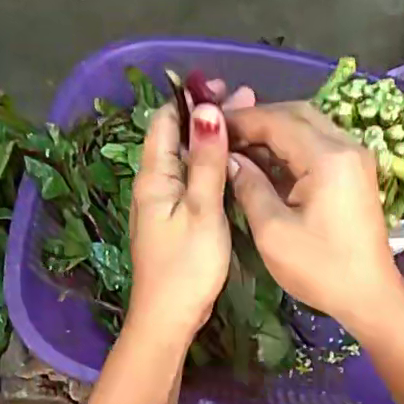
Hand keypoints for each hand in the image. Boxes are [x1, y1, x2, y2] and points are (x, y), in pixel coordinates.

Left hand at [126, 83, 251, 342]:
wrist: (170, 317)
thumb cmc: (187, 265)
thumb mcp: (202, 210)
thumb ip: (206, 161)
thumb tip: (208, 110)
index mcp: (154, 176)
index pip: (165, 121)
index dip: (191, 100)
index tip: (225, 86)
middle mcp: (154, 184)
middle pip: (178, 139)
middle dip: (208, 118)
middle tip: (248, 100)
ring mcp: (164, 205)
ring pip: (188, 161)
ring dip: (213, 141)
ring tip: (249, 125)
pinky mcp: (176, 222)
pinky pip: (193, 182)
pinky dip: (213, 167)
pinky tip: (235, 166)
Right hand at [225, 102, 403, 325]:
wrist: (370, 296)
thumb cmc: (321, 269)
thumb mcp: (273, 232)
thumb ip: (249, 186)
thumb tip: (229, 158)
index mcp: (329, 158)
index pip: (277, 121)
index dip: (240, 121)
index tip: (208, 128)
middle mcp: (348, 146)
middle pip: (296, 114)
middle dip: (258, 121)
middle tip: (223, 136)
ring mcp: (357, 158)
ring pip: (309, 126)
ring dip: (275, 132)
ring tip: (239, 148)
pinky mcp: (357, 172)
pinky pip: (320, 144)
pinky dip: (292, 147)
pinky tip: (267, 163)